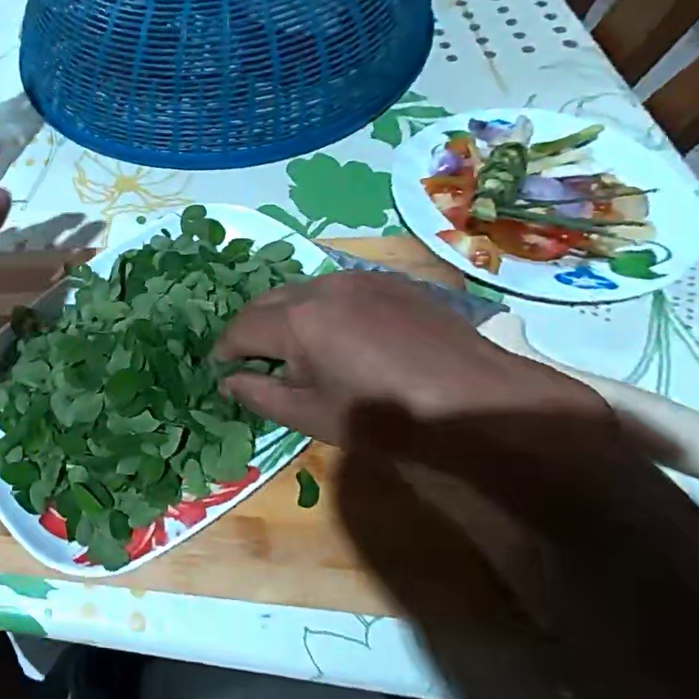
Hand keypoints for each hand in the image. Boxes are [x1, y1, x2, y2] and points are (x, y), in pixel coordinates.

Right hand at [214, 271, 610, 446]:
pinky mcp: (389, 281)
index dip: (225, 350)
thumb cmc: (387, 418)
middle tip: (251, 358)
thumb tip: (229, 381)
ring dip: (284, 313)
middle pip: (266, 302)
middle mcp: (320, 288)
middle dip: (251, 328)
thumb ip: (260, 394)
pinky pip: (336, 288)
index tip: (221, 368)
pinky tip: (337, 332)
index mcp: (296, 320)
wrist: (477, 402)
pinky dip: (320, 306)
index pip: (240, 329)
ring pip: (300, 290)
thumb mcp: (311, 416)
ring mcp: (357, 279)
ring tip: (293, 345)